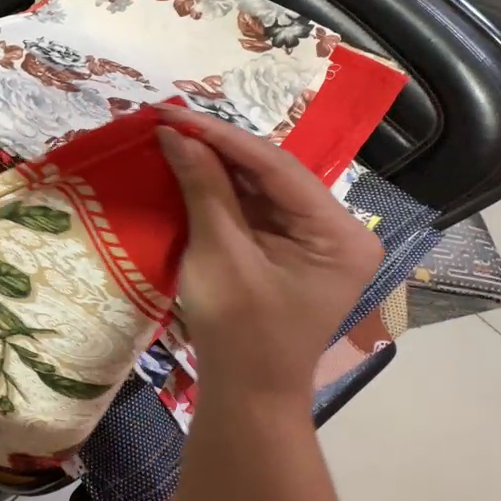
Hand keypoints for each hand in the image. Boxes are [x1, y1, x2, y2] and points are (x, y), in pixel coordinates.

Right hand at [155, 104, 382, 405]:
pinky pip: (249, 200)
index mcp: (337, 233)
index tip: (169, 111)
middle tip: (163, 116)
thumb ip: (202, 187)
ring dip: (212, 158)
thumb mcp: (219, 252)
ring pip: (257, 180)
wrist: (248, 388)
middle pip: (269, 168)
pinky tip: (184, 162)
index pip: (275, 165)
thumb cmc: (240, 326)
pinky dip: (215, 182)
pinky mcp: (284, 244)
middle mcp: (334, 227)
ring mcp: (310, 236)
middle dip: (215, 142)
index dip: (220, 134)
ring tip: (167, 131)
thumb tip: (173, 132)